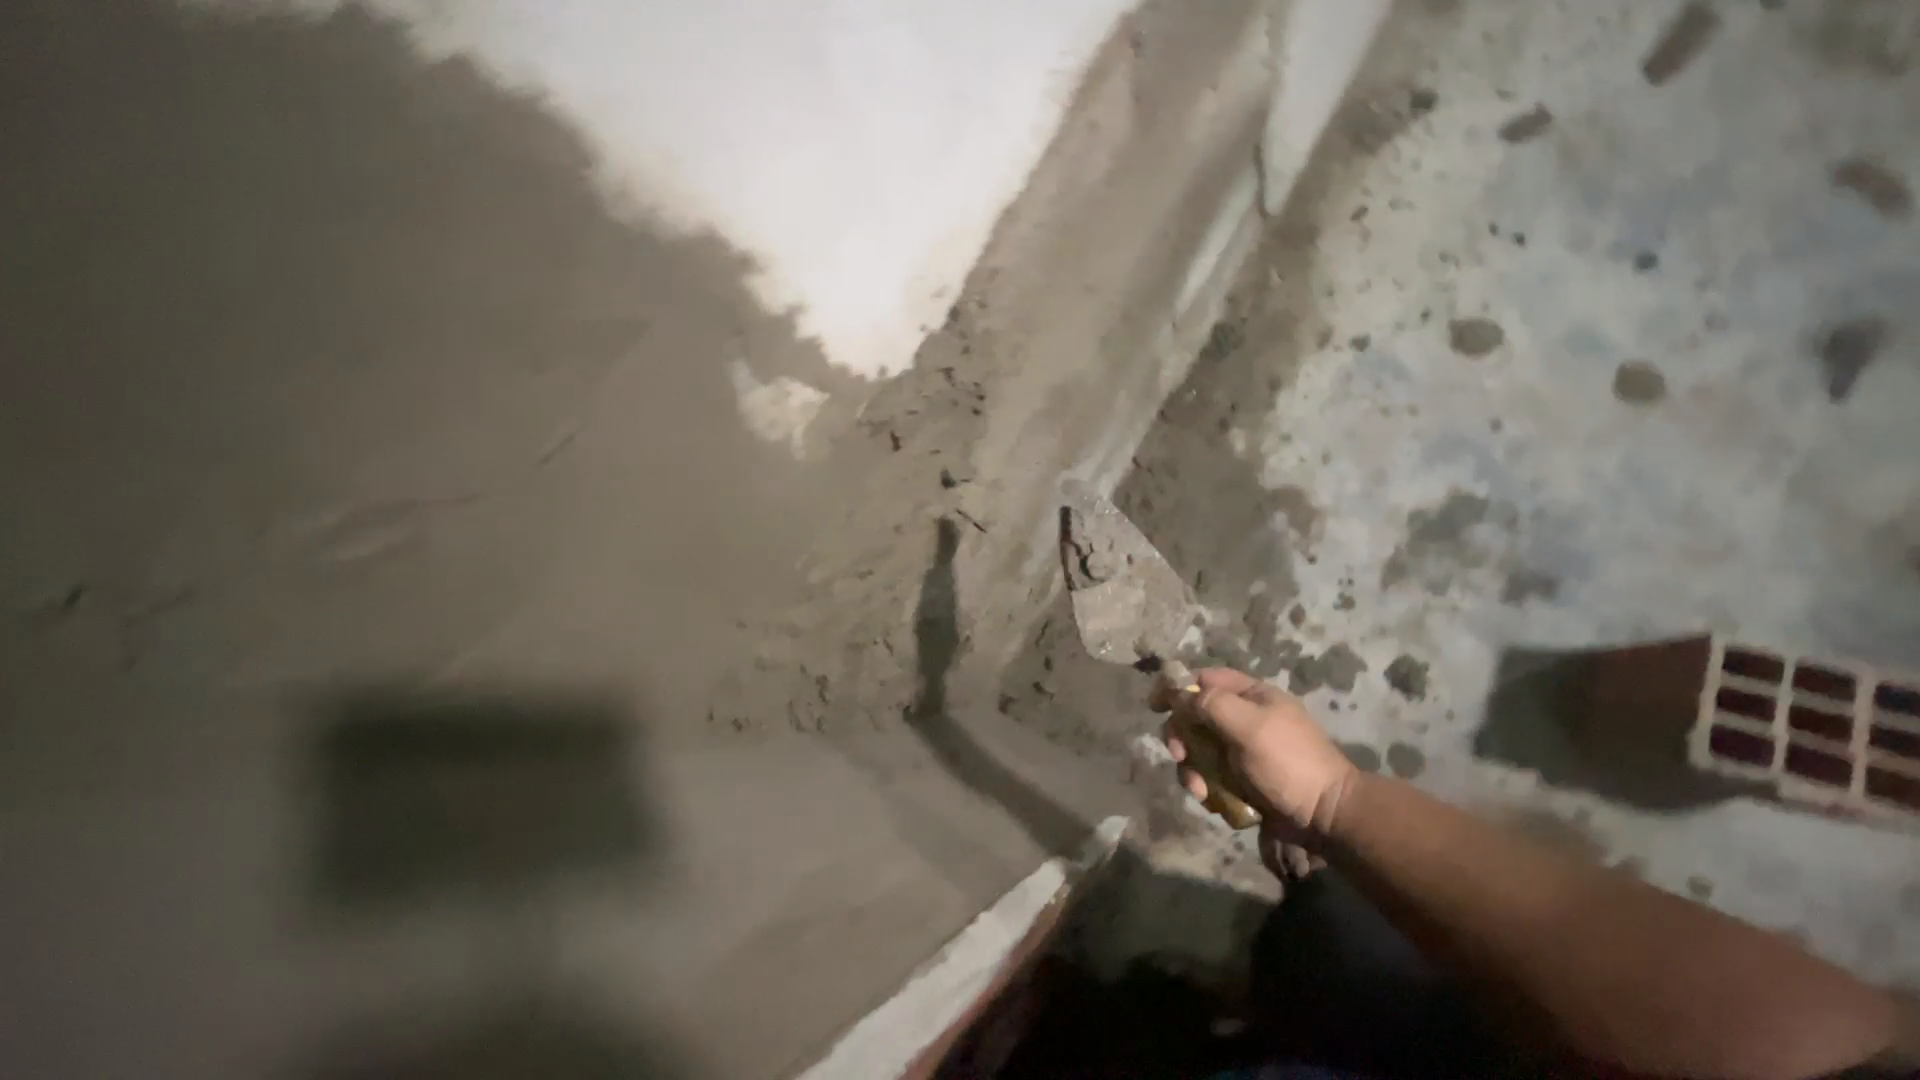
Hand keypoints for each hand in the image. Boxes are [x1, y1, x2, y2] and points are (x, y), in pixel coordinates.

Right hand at [1156, 668, 1359, 876]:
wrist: (1325, 816)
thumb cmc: (1288, 762)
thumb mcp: (1249, 726)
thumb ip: (1210, 705)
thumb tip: (1178, 694)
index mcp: (1253, 696)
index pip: (1206, 680)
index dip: (1177, 688)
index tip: (1154, 705)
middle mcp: (1245, 719)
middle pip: (1196, 717)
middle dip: (1182, 735)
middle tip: (1178, 753)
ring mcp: (1243, 752)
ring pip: (1199, 750)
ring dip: (1191, 768)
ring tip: (1200, 789)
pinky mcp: (1241, 780)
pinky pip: (1210, 776)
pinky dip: (1206, 787)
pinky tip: (1212, 800)